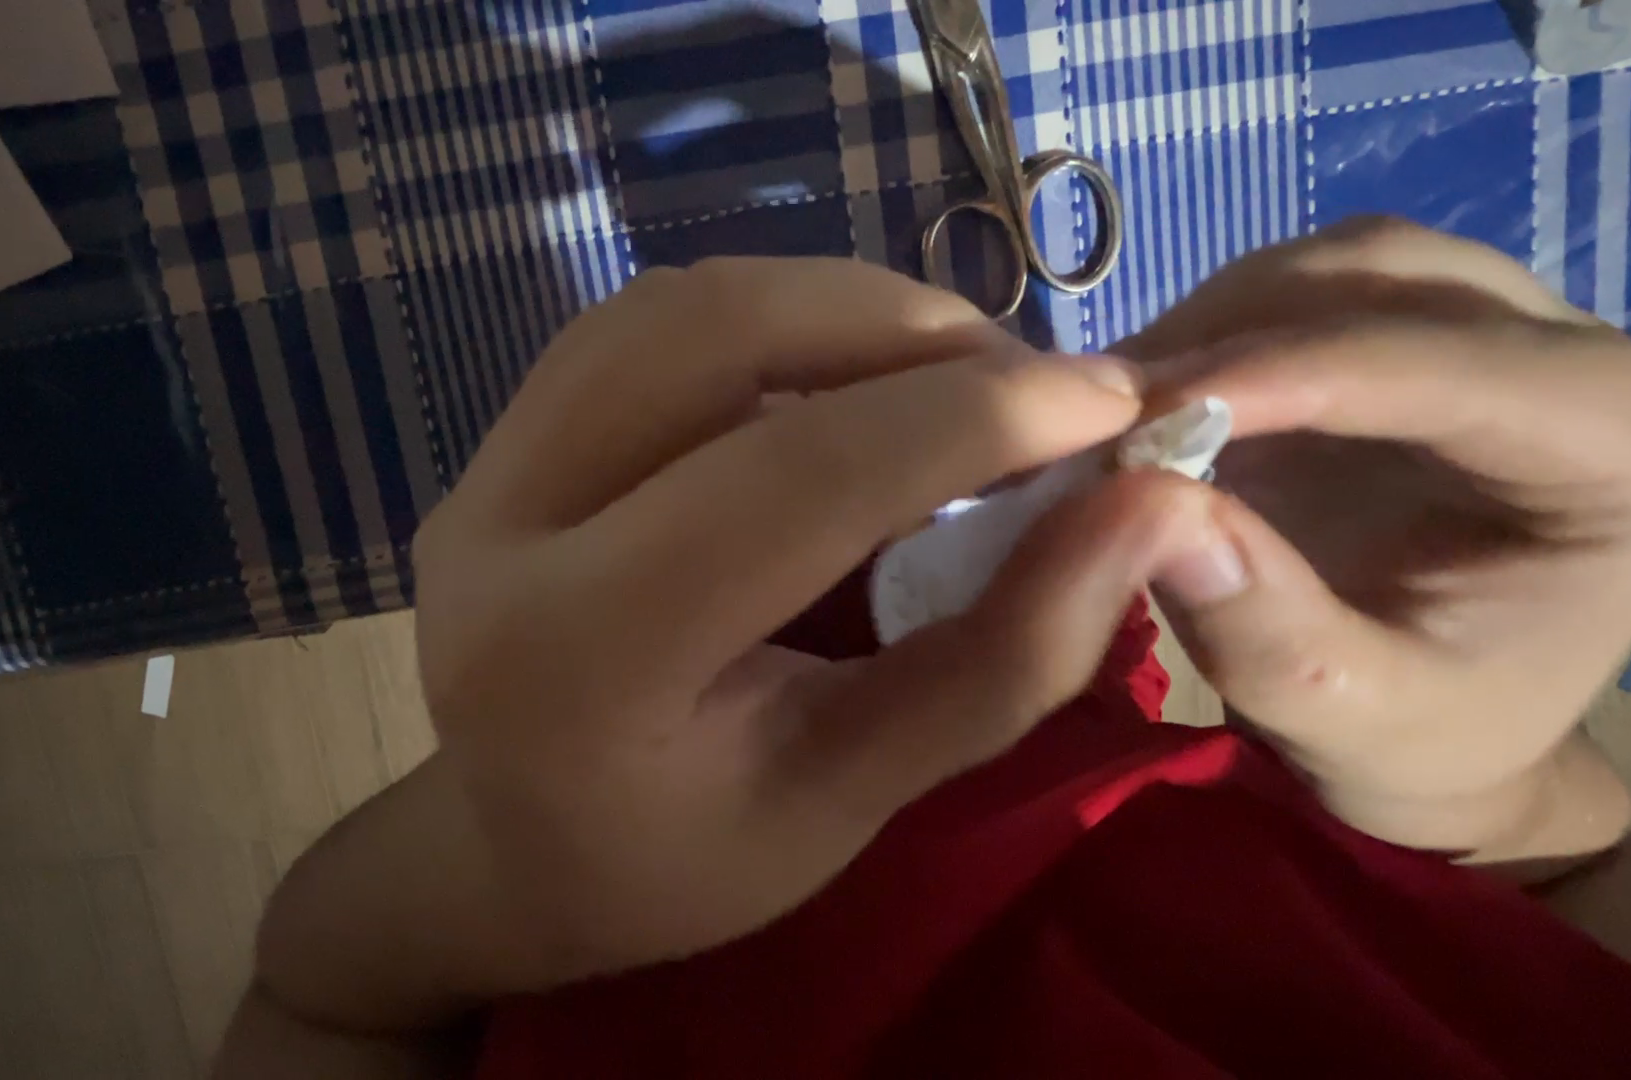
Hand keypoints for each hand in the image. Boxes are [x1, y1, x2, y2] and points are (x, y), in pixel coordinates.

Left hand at [254, 257, 1219, 1031]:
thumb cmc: (674, 860)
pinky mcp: (499, 441)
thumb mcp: (845, 800)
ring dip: (839, 306)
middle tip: (1026, 382)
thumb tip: (1145, 508)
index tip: (1108, 402)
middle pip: (717, 337)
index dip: (967, 419)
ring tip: (946, 372)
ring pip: (680, 307)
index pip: (794, 478)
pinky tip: (838, 372)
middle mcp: (502, 522)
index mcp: (580, 651)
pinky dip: (771, 319)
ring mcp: (485, 464)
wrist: (508, 848)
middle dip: (904, 328)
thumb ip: (995, 662)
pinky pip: (646, 326)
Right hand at [1124, 220, 1630, 859]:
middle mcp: (1572, 370)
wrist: (1417, 725)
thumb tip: (1152, 509)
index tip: (1148, 415)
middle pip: (1394, 278)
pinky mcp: (1389, 352)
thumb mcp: (1340, 713)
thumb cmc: (1408, 734)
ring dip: (1211, 321)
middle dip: (1238, 331)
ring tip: (1118, 404)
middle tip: (1114, 409)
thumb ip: (1265, 628)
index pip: (1458, 368)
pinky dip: (1203, 333)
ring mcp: (1475, 347)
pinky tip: (1143, 395)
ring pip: (1334, 266)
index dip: (1295, 373)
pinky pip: (1288, 296)